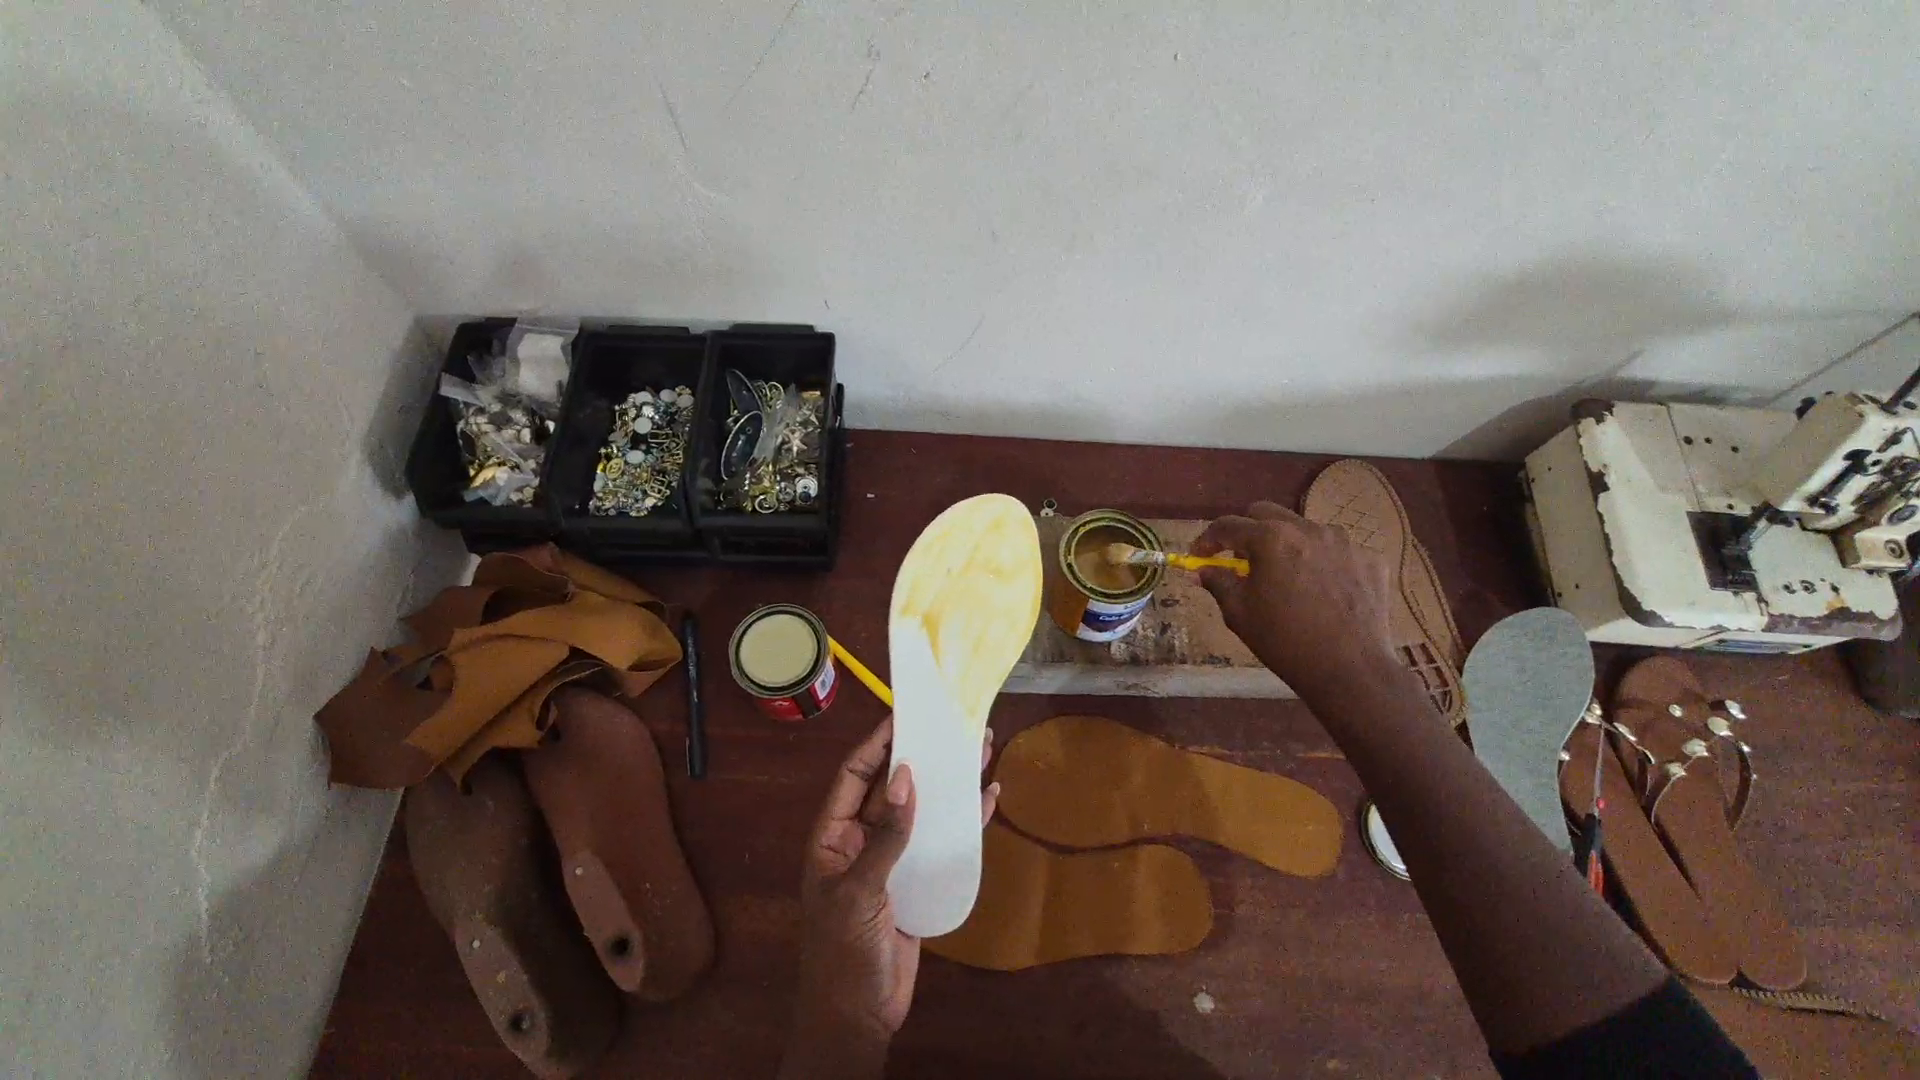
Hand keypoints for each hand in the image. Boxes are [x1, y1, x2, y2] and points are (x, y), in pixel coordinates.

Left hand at [783, 717, 996, 1076]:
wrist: (858, 1018)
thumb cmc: (843, 952)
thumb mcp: (859, 891)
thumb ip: (885, 835)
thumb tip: (904, 778)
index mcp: (833, 835)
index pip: (854, 776)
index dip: (877, 744)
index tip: (904, 715)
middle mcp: (862, 839)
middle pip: (893, 787)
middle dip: (921, 757)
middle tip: (953, 726)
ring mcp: (892, 860)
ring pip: (921, 810)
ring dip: (947, 783)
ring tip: (980, 751)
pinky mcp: (918, 881)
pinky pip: (940, 842)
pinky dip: (963, 821)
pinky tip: (987, 799)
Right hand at [1193, 500, 1398, 697]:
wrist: (1350, 669)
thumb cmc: (1284, 641)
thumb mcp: (1239, 613)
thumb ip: (1218, 582)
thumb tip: (1199, 571)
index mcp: (1271, 538)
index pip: (1227, 525)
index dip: (1207, 539)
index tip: (1200, 556)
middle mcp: (1308, 528)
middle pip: (1266, 514)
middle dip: (1247, 532)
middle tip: (1242, 561)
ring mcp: (1344, 541)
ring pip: (1304, 529)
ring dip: (1287, 544)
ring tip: (1286, 576)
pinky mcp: (1370, 558)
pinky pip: (1337, 550)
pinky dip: (1321, 562)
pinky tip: (1321, 590)